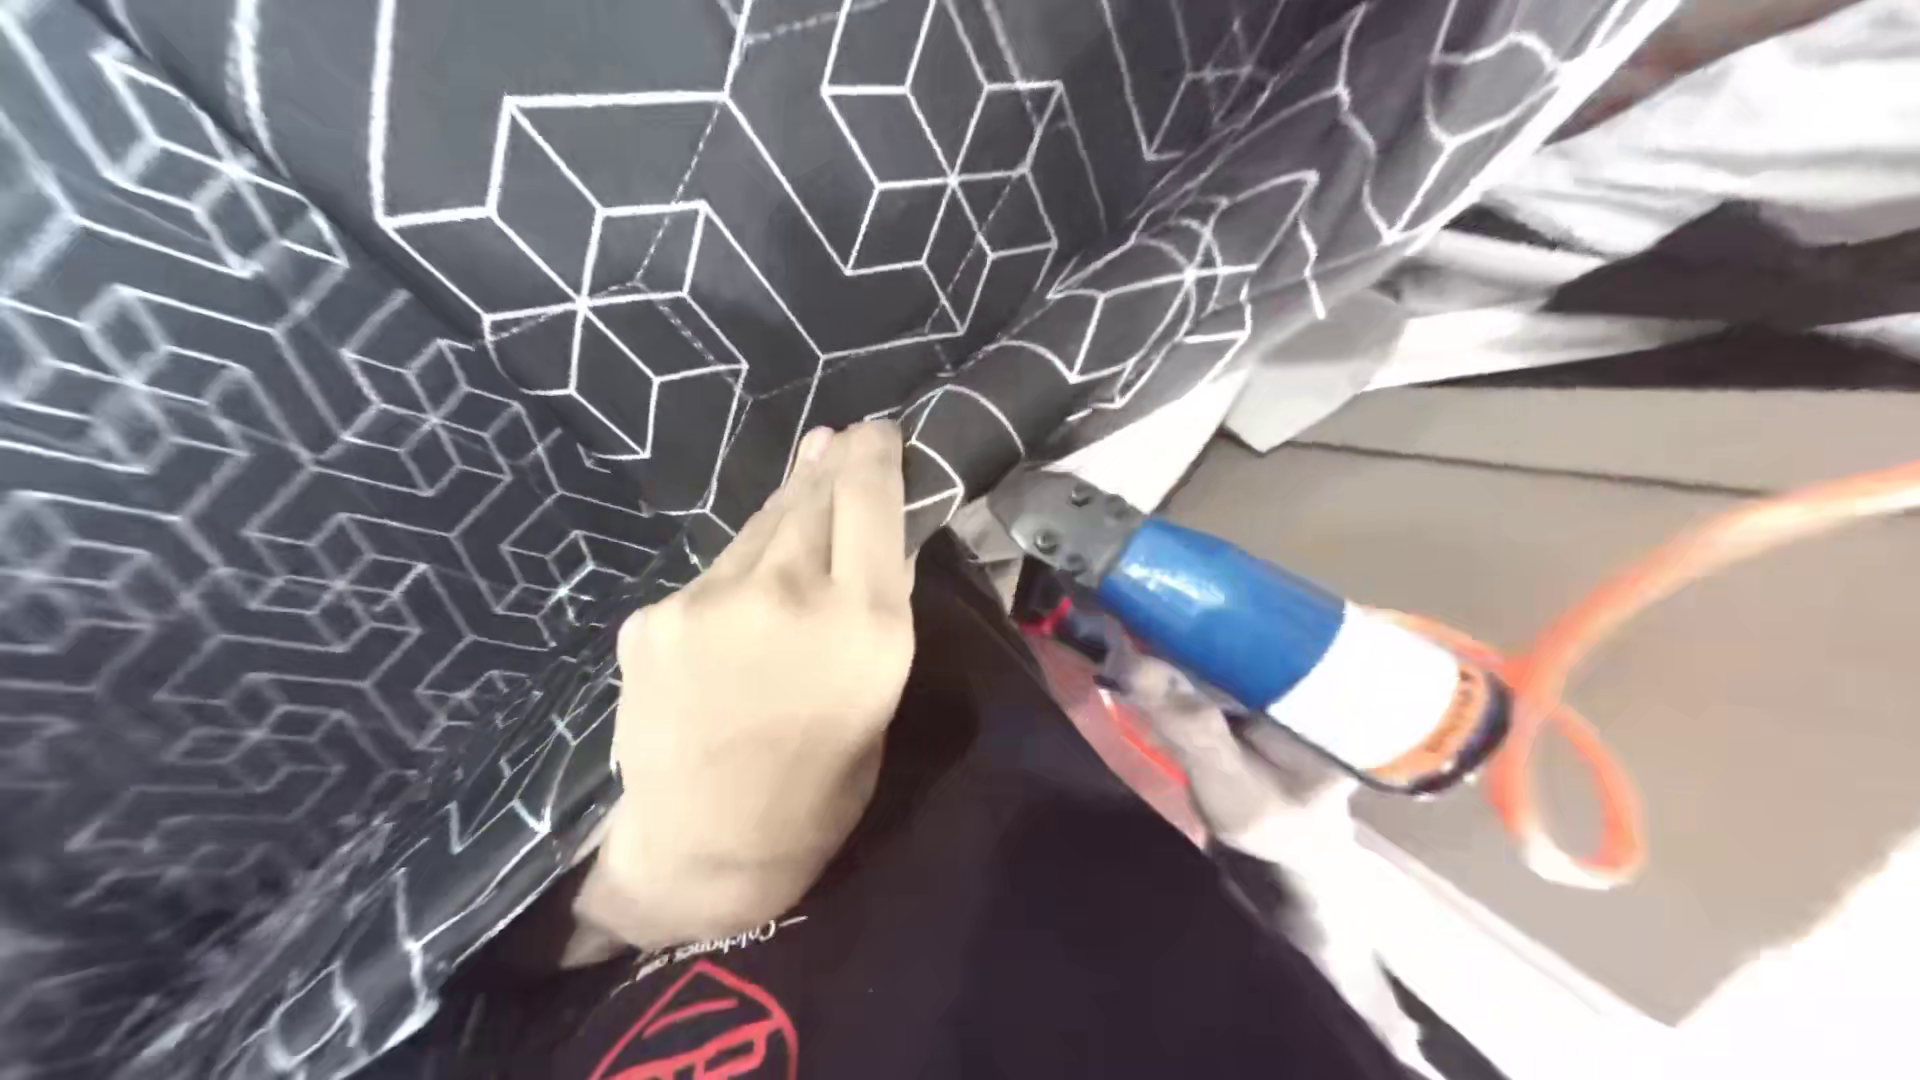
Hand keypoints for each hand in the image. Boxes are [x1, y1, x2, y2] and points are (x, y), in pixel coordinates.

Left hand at [573, 421, 915, 953]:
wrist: (702, 850)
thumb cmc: (820, 787)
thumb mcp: (881, 695)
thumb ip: (877, 610)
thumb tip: (874, 541)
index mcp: (864, 627)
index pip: (870, 502)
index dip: (874, 455)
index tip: (877, 432)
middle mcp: (789, 596)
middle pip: (813, 497)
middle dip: (831, 463)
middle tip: (839, 441)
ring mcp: (710, 601)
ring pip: (760, 526)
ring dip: (786, 505)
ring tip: (804, 480)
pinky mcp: (654, 617)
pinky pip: (714, 571)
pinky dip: (740, 567)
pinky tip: (748, 588)